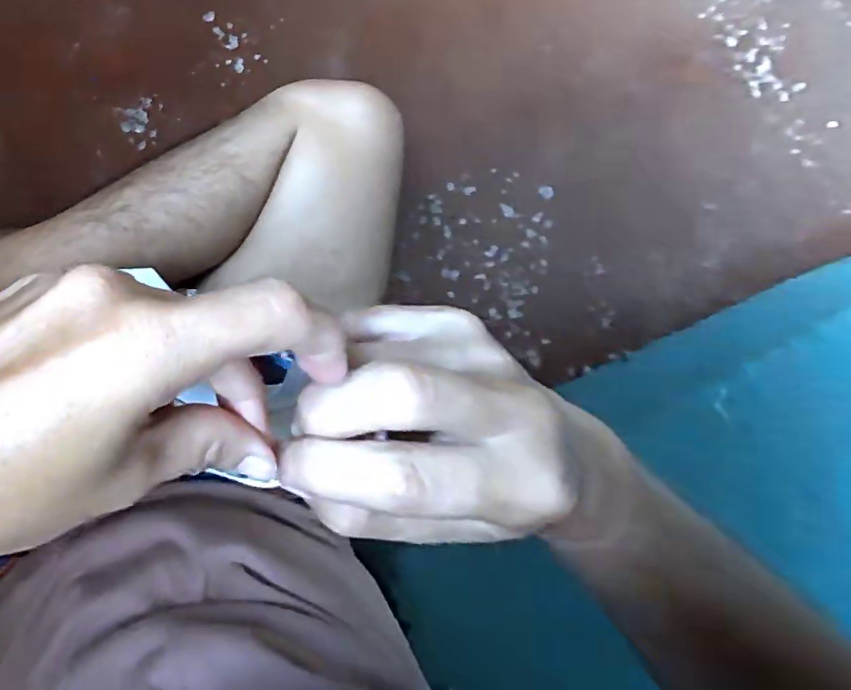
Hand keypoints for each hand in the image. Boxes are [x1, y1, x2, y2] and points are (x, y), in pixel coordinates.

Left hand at [0, 266, 348, 584]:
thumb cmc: (3, 486)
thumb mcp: (117, 478)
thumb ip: (197, 443)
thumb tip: (251, 442)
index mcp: (143, 332)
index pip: (268, 307)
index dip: (319, 335)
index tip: (327, 374)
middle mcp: (108, 286)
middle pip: (207, 317)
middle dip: (237, 373)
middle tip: (239, 435)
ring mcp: (61, 280)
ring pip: (155, 312)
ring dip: (180, 360)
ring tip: (166, 421)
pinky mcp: (28, 288)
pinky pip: (103, 307)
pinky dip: (130, 345)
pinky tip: (106, 394)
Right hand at [278, 305, 628, 543]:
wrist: (564, 453)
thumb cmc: (493, 505)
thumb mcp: (441, 532)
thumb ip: (365, 512)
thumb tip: (291, 471)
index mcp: (516, 484)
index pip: (405, 476)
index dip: (327, 469)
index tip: (286, 466)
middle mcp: (512, 407)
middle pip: (394, 388)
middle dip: (322, 409)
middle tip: (302, 428)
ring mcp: (482, 351)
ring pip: (368, 351)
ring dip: (320, 379)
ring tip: (327, 405)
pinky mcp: (453, 318)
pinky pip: (365, 322)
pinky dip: (335, 350)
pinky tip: (346, 374)